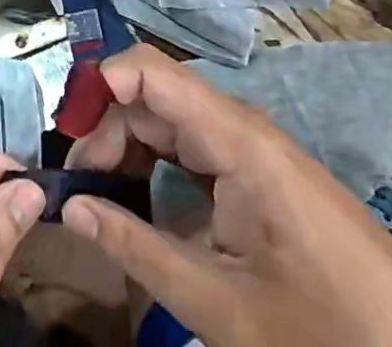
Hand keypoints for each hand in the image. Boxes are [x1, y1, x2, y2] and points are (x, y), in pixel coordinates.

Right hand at [63, 46, 391, 346]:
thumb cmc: (323, 327)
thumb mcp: (217, 302)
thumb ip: (134, 247)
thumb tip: (69, 206)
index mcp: (234, 140)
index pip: (147, 70)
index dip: (97, 87)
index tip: (68, 140)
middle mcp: (239, 126)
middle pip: (149, 95)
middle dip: (105, 130)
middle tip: (81, 188)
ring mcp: (249, 146)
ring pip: (166, 119)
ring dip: (126, 148)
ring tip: (103, 197)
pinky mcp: (256, 167)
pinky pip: (189, 144)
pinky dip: (154, 163)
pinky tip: (141, 201)